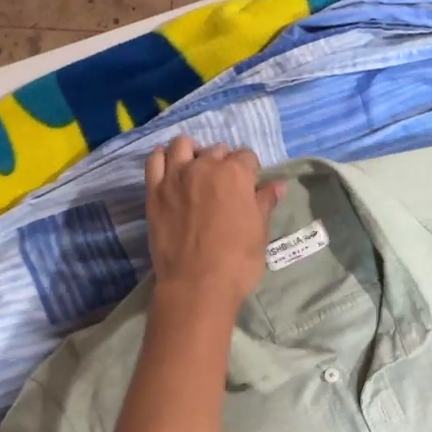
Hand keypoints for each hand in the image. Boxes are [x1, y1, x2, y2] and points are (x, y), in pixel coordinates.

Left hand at [144, 136, 284, 316]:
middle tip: (224, 187)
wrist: (196, 286)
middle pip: (216, 151)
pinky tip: (170, 169)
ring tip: (196, 170)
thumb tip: (277, 185)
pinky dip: (163, 158)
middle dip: (223, 163)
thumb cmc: (237, 263)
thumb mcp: (259, 234)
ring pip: (182, 146)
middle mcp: (204, 166)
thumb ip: (265, 204)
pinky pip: (154, 160)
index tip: (249, 188)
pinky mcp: (154, 191)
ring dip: (192, 152)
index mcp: (235, 174)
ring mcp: (176, 177)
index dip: (251, 171)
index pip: (247, 157)